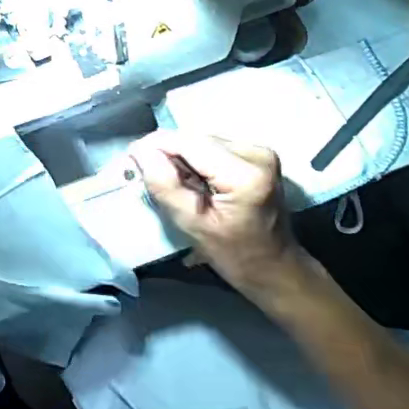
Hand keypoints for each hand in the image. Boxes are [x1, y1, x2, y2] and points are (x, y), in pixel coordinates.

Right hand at [128, 132, 308, 301]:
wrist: (277, 269)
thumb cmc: (237, 257)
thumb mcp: (194, 226)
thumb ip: (166, 186)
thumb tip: (140, 152)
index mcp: (245, 172)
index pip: (188, 143)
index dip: (155, 146)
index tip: (130, 160)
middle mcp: (256, 151)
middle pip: (195, 140)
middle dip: (168, 155)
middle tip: (150, 180)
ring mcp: (259, 150)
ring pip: (203, 141)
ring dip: (182, 158)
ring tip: (175, 186)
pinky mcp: (257, 153)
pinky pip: (214, 148)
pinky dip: (198, 162)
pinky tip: (195, 183)